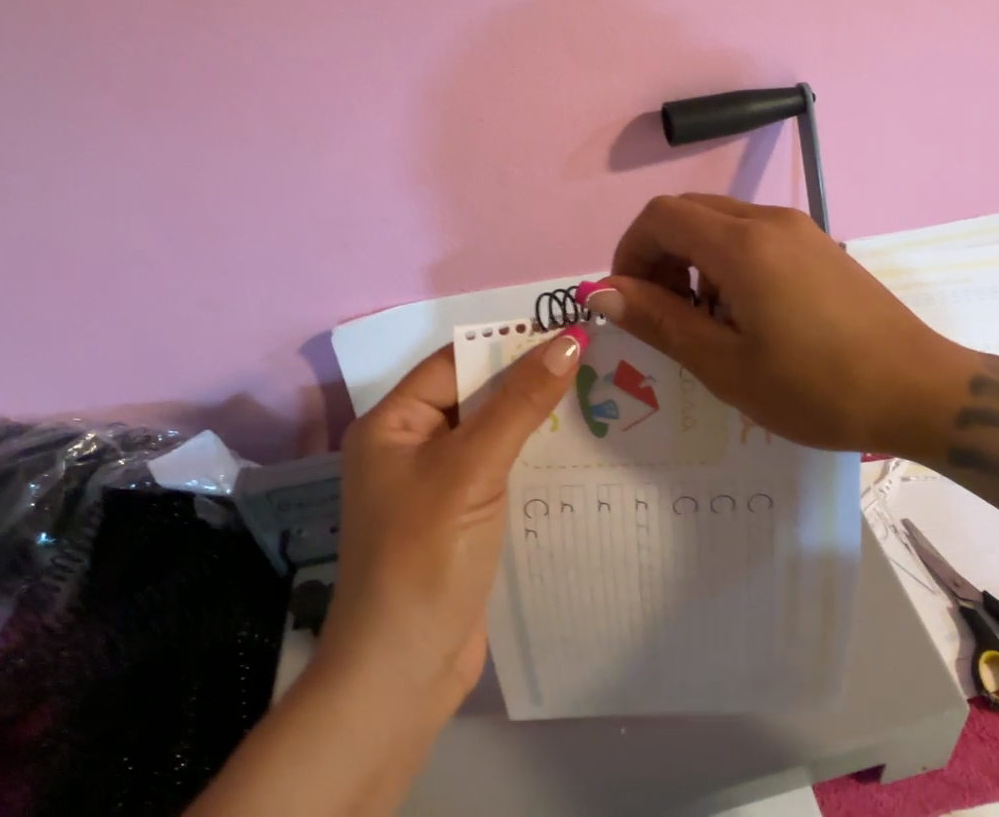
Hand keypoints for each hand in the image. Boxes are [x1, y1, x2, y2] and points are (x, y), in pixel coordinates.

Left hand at [319, 332, 583, 711]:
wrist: (404, 667)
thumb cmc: (425, 555)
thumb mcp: (472, 468)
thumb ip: (520, 403)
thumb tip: (569, 340)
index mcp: (393, 424)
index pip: (456, 363)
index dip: (511, 344)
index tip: (573, 331)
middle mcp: (411, 447)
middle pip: (479, 397)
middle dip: (532, 382)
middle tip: (600, 362)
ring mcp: (438, 486)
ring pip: (496, 436)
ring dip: (540, 422)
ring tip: (604, 398)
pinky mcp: (464, 520)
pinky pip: (504, 473)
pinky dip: (537, 460)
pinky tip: (584, 451)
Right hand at [579, 194, 975, 455]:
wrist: (918, 391)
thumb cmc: (816, 389)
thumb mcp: (726, 365)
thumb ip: (660, 321)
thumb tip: (601, 292)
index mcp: (743, 245)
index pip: (660, 216)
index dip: (630, 253)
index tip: (630, 303)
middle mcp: (771, 221)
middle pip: (690, 213)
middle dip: (660, 257)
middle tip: (664, 317)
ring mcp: (803, 231)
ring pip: (723, 225)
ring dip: (695, 262)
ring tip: (707, 326)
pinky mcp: (822, 247)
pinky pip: (757, 238)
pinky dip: (729, 265)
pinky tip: (747, 318)